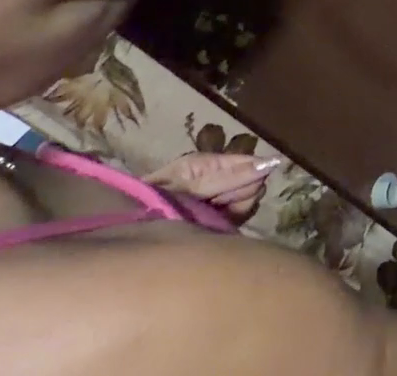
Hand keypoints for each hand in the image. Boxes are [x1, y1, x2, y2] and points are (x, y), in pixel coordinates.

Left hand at [144, 152, 284, 223]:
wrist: (122, 233)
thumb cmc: (150, 203)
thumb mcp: (187, 186)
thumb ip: (228, 177)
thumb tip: (274, 162)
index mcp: (210, 163)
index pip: (254, 163)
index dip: (249, 179)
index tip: (227, 196)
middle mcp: (220, 175)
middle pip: (255, 182)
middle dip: (238, 197)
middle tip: (211, 208)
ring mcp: (220, 194)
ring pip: (251, 199)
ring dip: (233, 210)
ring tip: (206, 219)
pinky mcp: (220, 213)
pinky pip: (242, 212)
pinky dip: (230, 220)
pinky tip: (210, 224)